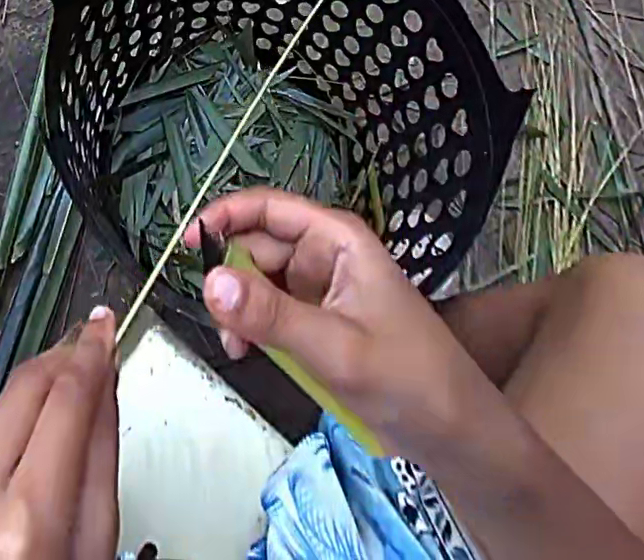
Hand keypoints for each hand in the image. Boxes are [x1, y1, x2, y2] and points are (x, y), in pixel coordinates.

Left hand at [0, 306, 119, 558]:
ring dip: (37, 391)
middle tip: (91, 338)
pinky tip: (28, 446)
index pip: (65, 399)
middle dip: (62, 353)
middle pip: (23, 386)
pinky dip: (9, 433)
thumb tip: (103, 384)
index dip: (90, 351)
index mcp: (23, 524)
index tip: (104, 322)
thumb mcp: (91, 554)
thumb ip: (99, 462)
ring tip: (70, 386)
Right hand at [186, 188, 484, 465]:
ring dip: (238, 307)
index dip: (225, 215)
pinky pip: (268, 308)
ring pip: (256, 279)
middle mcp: (322, 252)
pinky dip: (251, 325)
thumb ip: (270, 315)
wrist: (454, 436)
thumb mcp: (335, 347)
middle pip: (256, 245)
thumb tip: (208, 281)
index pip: (267, 207)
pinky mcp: (313, 315)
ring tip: (235, 345)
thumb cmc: (408, 379)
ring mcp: (317, 285)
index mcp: (335, 238)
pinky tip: (247, 350)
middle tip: (217, 317)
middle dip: (230, 277)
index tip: (189, 241)